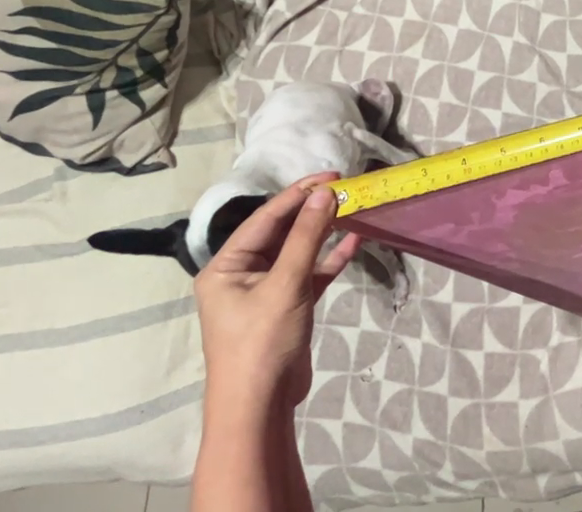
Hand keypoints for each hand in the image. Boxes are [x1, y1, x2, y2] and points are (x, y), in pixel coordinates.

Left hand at [194, 173, 361, 409]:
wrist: (259, 405)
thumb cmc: (261, 342)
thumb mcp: (285, 285)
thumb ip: (307, 237)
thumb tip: (325, 193)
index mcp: (226, 267)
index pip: (265, 219)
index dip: (298, 194)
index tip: (332, 175)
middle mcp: (242, 274)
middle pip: (282, 232)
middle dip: (313, 210)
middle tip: (346, 188)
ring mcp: (266, 290)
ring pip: (298, 251)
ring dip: (324, 231)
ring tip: (353, 208)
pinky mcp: (288, 306)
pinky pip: (311, 273)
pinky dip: (331, 258)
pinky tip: (355, 243)